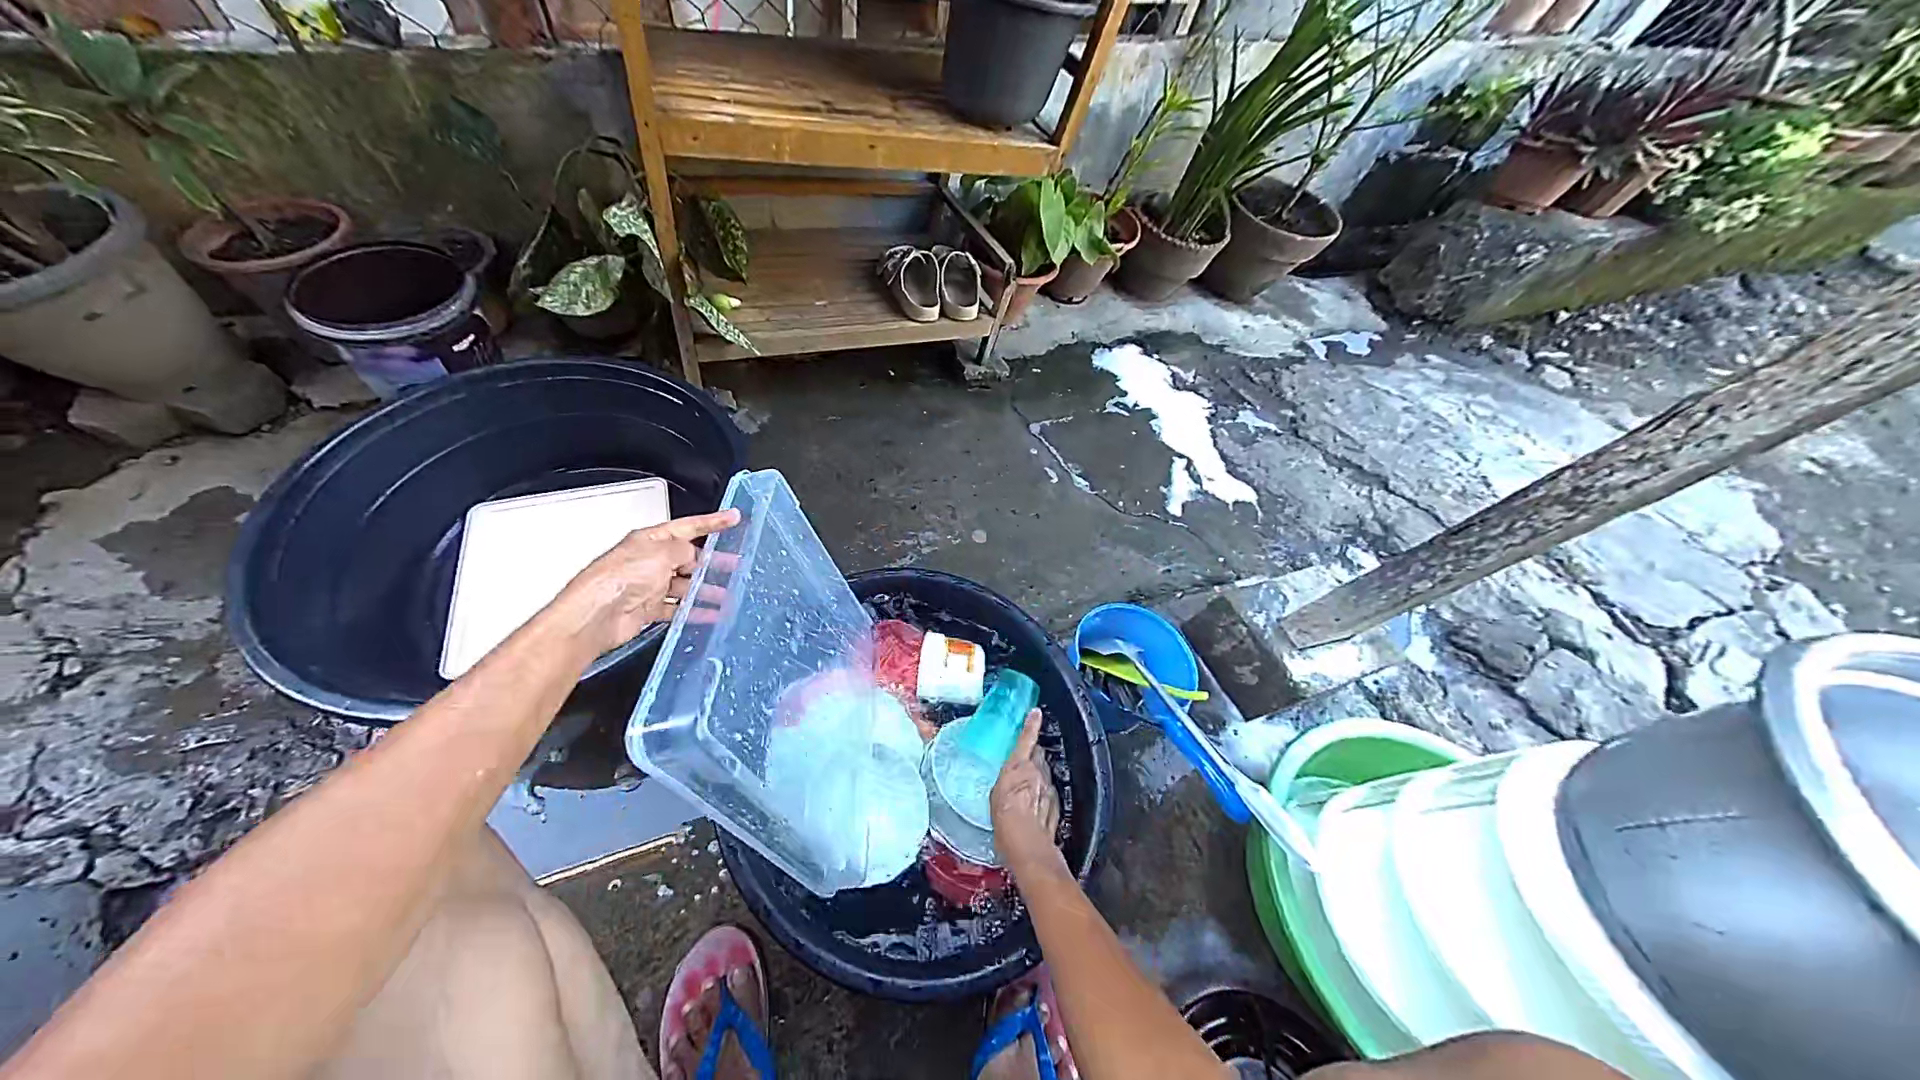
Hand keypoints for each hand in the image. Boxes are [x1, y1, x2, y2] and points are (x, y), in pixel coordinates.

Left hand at [551, 508, 739, 654]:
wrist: (597, 614)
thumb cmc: (618, 578)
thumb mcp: (661, 553)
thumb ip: (684, 550)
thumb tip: (695, 554)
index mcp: (650, 540)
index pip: (688, 527)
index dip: (712, 522)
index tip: (732, 518)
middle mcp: (649, 561)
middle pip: (688, 559)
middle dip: (712, 561)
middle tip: (734, 563)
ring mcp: (648, 586)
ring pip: (685, 586)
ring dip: (706, 590)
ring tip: (726, 593)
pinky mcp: (647, 609)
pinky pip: (677, 608)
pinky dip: (694, 611)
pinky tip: (708, 613)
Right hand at [990, 708, 1064, 877]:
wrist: (1027, 843)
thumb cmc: (1004, 820)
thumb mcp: (995, 793)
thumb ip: (1006, 778)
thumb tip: (1009, 776)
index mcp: (1018, 765)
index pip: (1027, 738)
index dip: (1032, 724)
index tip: (1036, 712)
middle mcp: (1036, 771)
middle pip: (1038, 753)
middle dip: (1033, 752)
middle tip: (1024, 757)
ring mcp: (1048, 786)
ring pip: (1045, 770)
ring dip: (1038, 772)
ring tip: (1027, 783)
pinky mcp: (1055, 801)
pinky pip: (1049, 789)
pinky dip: (1043, 790)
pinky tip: (1035, 801)